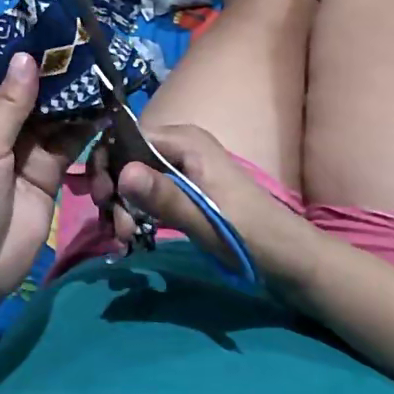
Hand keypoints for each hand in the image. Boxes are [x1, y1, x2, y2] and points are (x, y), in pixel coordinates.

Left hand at [0, 53, 82, 310]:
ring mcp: (25, 152)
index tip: (52, 28)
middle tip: (87, 43)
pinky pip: (69, 142)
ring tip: (102, 67)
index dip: (24, 54)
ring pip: (54, 115)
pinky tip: (105, 104)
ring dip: (74, 96)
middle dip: (55, 73)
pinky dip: (85, 125)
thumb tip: (26, 56)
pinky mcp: (48, 174)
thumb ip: (9, 105)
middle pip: (31, 93)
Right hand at [99, 124, 322, 286]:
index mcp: (186, 141)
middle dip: (114, 191)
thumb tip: (123, 172)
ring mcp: (183, 166)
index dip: (108, 164)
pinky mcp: (185, 186)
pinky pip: (148, 190)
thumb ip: (164, 197)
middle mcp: (181, 145)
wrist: (290, 257)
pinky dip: (136, 210)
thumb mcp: (205, 220)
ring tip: (125, 237)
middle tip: (117, 229)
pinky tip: (133, 234)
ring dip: (122, 206)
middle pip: (126, 156)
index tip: (104, 200)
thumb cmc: (251, 236)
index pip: (126, 136)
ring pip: (133, 176)